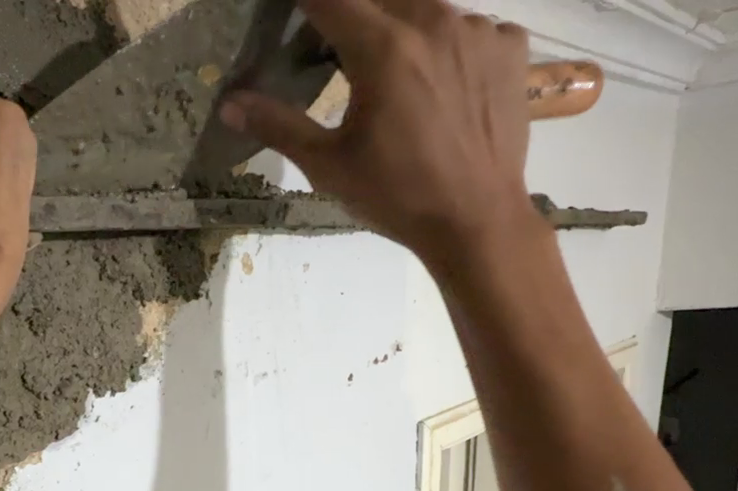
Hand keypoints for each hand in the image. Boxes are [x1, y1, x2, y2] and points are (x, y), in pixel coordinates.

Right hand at [219, 0, 534, 254]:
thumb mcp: (329, 166)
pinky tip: (442, 87)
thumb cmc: (396, 197)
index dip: (306, 2)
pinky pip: (470, 28)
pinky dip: (449, 47)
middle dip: (354, 17)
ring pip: (426, 8)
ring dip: (402, 30)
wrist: (476, 221)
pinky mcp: (509, 46)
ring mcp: (478, 29)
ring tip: (395, 77)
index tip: (293, 11)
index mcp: (383, 48)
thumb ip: (279, 126)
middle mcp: (433, 21)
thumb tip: (229, 103)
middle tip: (340, 53)